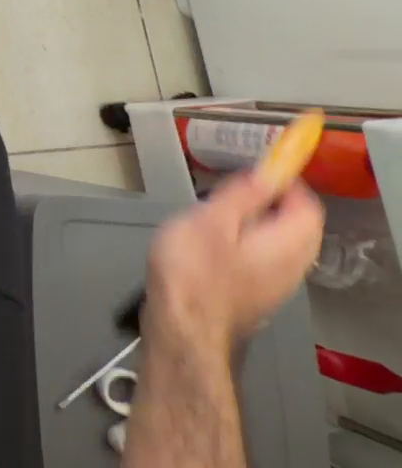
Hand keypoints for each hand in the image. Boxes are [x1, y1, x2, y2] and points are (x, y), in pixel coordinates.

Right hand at [145, 171, 324, 355]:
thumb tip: (267, 172)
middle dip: (272, 201)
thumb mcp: (210, 221)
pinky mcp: (258, 292)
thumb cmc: (192, 270)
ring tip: (216, 213)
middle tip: (232, 188)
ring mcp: (279, 281)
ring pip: (281, 241)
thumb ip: (242, 195)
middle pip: (297, 224)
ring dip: (258, 221)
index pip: (307, 205)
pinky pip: (265, 257)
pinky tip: (214, 244)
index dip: (287, 182)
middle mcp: (294, 263)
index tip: (258, 166)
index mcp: (289, 242)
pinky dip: (247, 241)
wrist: (184, 323)